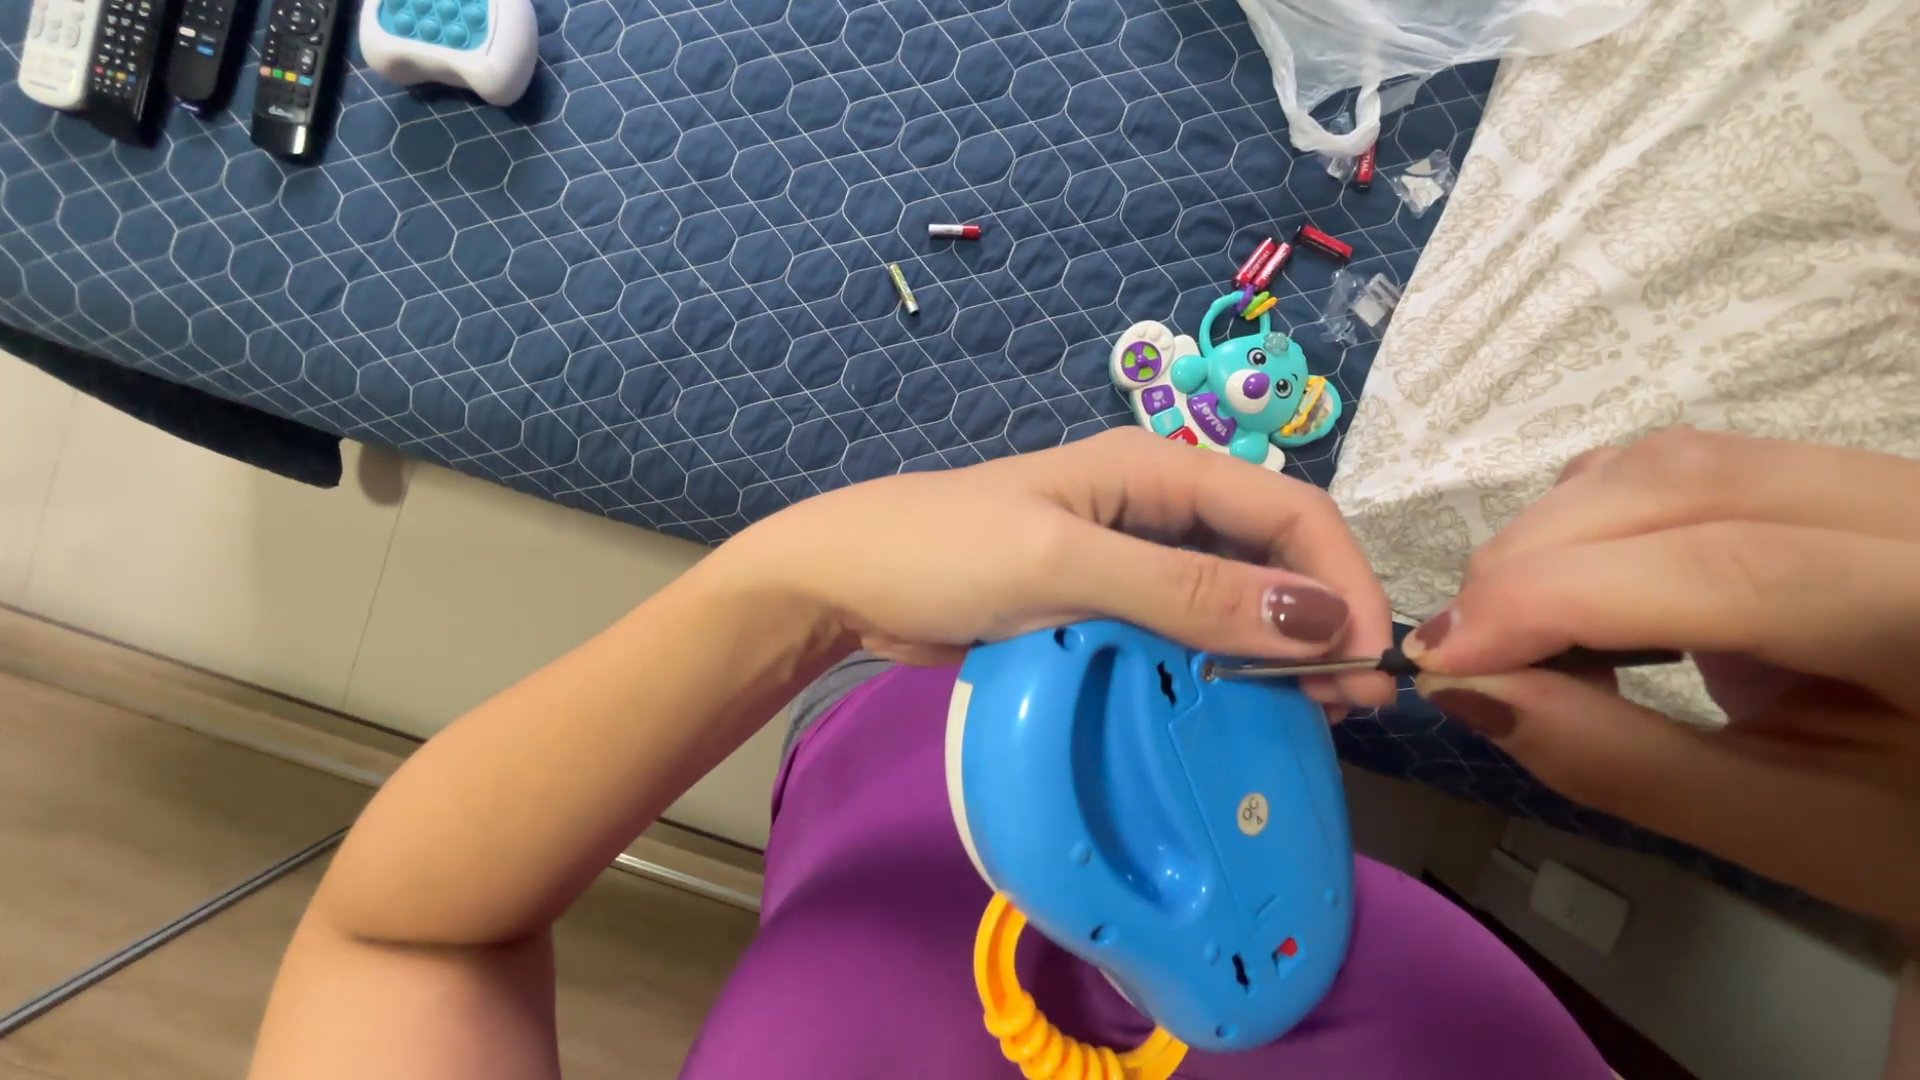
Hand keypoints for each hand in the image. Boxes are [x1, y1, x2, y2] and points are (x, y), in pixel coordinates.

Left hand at [723, 429, 1396, 708]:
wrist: (849, 580)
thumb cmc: (944, 553)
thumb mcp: (1065, 566)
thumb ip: (1184, 590)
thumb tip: (1316, 617)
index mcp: (1155, 469)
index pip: (1284, 508)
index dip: (1339, 578)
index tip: (1369, 661)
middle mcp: (1155, 505)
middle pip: (1268, 552)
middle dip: (1318, 616)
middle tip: (1349, 705)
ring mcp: (1128, 556)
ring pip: (1231, 595)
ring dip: (1275, 646)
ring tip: (1309, 712)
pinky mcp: (1102, 600)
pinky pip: (1184, 626)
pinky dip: (1219, 661)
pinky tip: (1237, 702)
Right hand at [1404, 429, 1919, 926]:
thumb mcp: (1789, 830)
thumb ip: (1619, 761)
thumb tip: (1460, 689)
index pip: (1729, 567)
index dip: (1554, 599)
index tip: (1438, 658)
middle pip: (1679, 483)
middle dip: (1532, 557)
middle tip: (1460, 641)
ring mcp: (1881, 483)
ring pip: (1666, 460)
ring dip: (1550, 532)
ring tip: (1513, 619)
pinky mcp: (1824, 480)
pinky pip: (1675, 464)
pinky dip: (1585, 515)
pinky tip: (1577, 581)